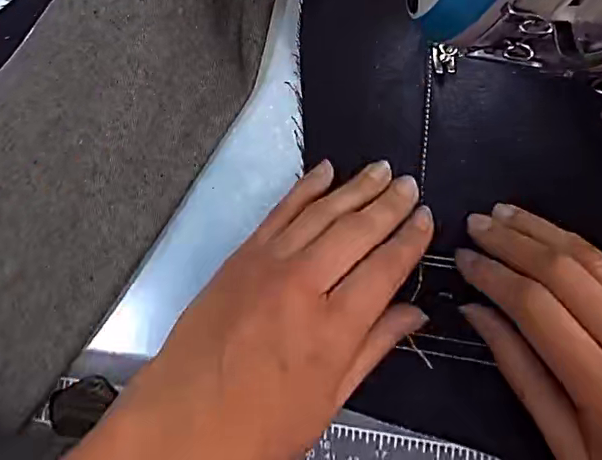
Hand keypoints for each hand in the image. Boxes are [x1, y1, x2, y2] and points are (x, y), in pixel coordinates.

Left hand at [74, 160, 432, 459]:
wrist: (176, 429)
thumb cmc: (255, 431)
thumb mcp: (327, 403)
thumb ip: (374, 348)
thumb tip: (414, 315)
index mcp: (331, 331)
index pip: (385, 268)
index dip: (410, 240)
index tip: (426, 219)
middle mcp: (304, 287)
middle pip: (359, 230)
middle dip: (390, 204)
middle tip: (409, 184)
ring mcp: (270, 264)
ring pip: (325, 211)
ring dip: (357, 186)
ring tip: (381, 170)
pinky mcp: (243, 254)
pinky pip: (282, 209)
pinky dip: (307, 187)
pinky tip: (327, 171)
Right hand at [457, 205, 601, 459]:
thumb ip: (526, 381)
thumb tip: (480, 316)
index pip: (539, 311)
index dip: (495, 276)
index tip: (465, 258)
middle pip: (567, 274)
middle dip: (515, 241)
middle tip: (477, 223)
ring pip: (597, 263)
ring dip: (545, 231)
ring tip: (507, 213)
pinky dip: (582, 248)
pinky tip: (556, 235)